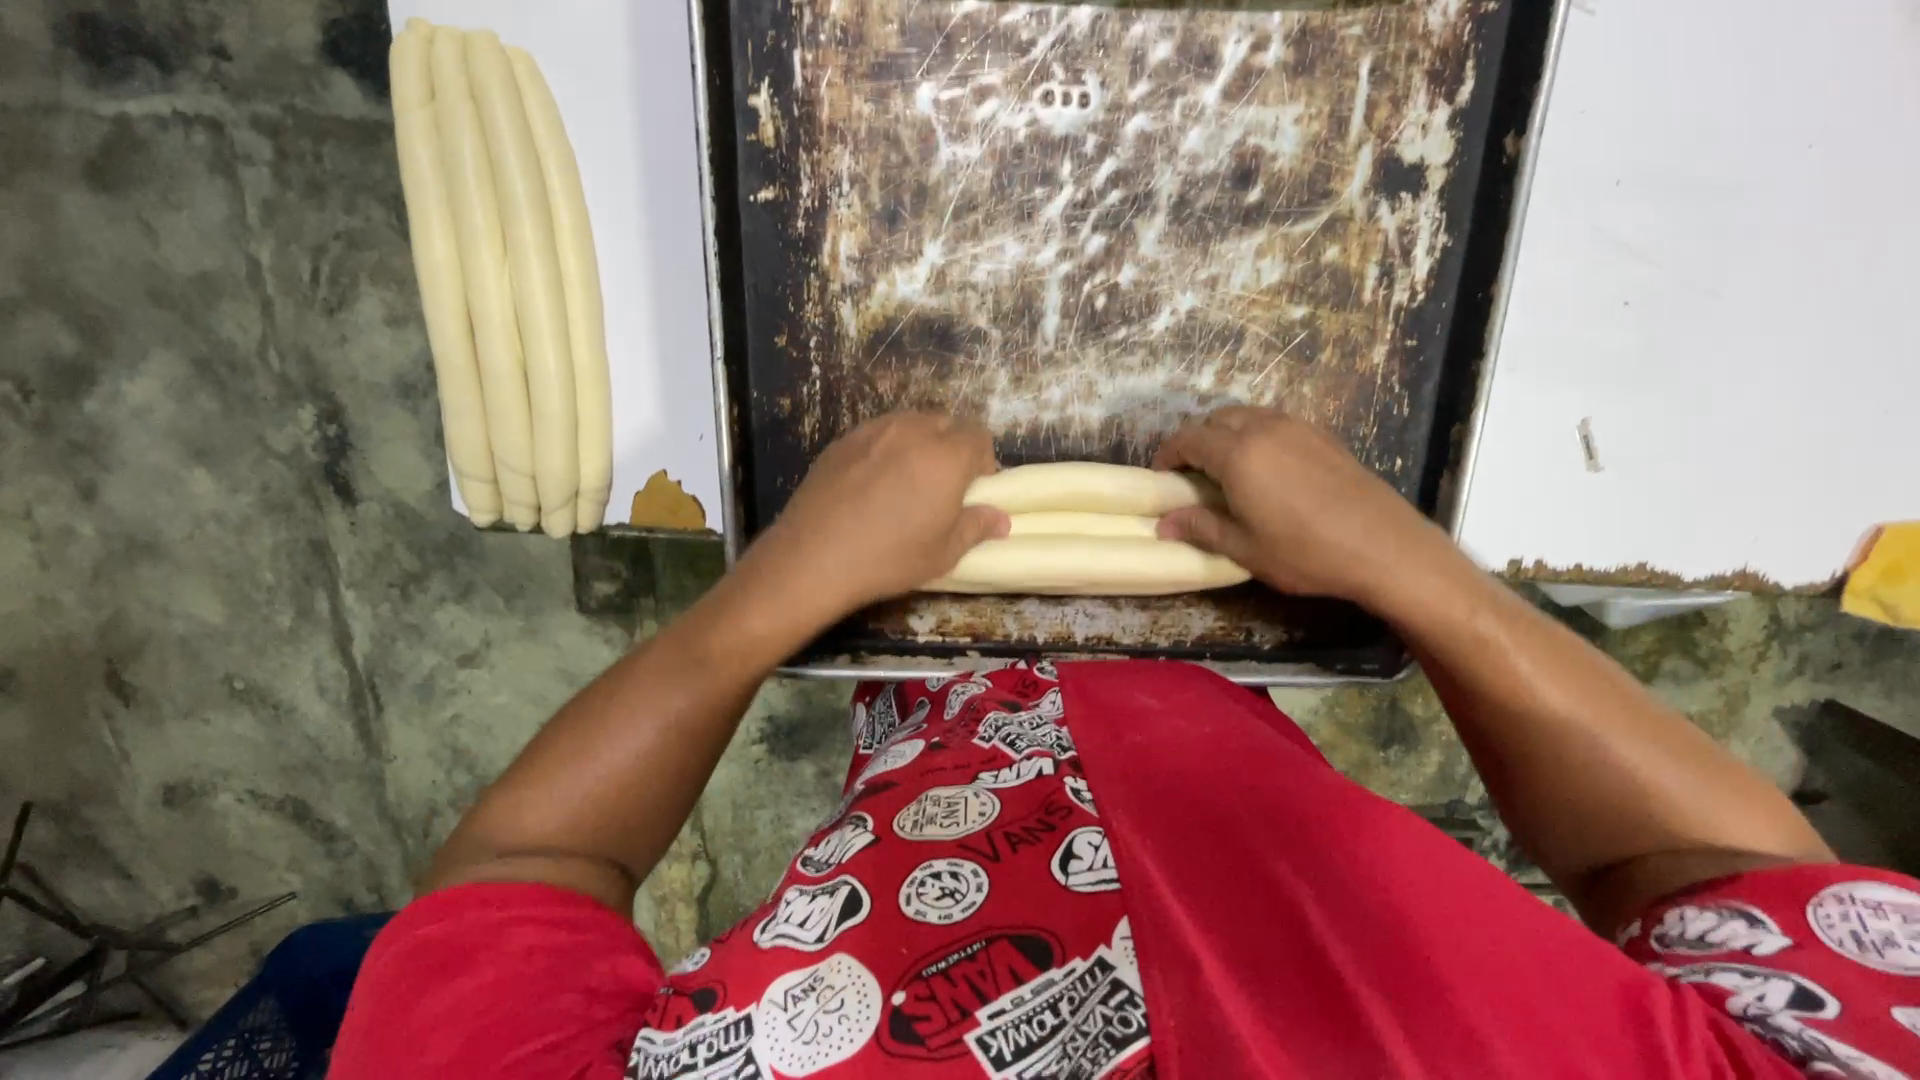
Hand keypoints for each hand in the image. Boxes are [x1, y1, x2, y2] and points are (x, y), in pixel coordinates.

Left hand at [742, 412, 1008, 613]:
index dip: (982, 462)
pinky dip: (887, 447)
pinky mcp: (843, 439)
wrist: (814, 556)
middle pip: (946, 423)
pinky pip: (878, 432)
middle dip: (953, 447)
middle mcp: (913, 430)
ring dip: (920, 443)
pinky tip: (873, 482)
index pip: (979, 437)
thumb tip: (1000, 519)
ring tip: (908, 480)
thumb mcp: (944, 552)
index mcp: (946, 455)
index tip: (973, 491)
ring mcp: (874, 430)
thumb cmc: (890, 557)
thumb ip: (976, 527)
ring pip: (910, 422)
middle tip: (943, 486)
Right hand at [1152, 406, 1458, 605]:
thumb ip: (1201, 527)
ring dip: (1226, 434)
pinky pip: (1275, 422)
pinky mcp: (1323, 436)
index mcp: (1238, 454)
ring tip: (1225, 469)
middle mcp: (1264, 429)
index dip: (1168, 455)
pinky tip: (1265, 468)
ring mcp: (1297, 428)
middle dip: (1196, 441)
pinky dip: (1256, 434)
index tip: (1162, 477)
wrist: (1385, 547)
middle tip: (1191, 475)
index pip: (1188, 439)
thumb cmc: (1306, 552)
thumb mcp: (1244, 549)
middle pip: (1216, 419)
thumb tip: (1164, 524)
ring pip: (1247, 415)